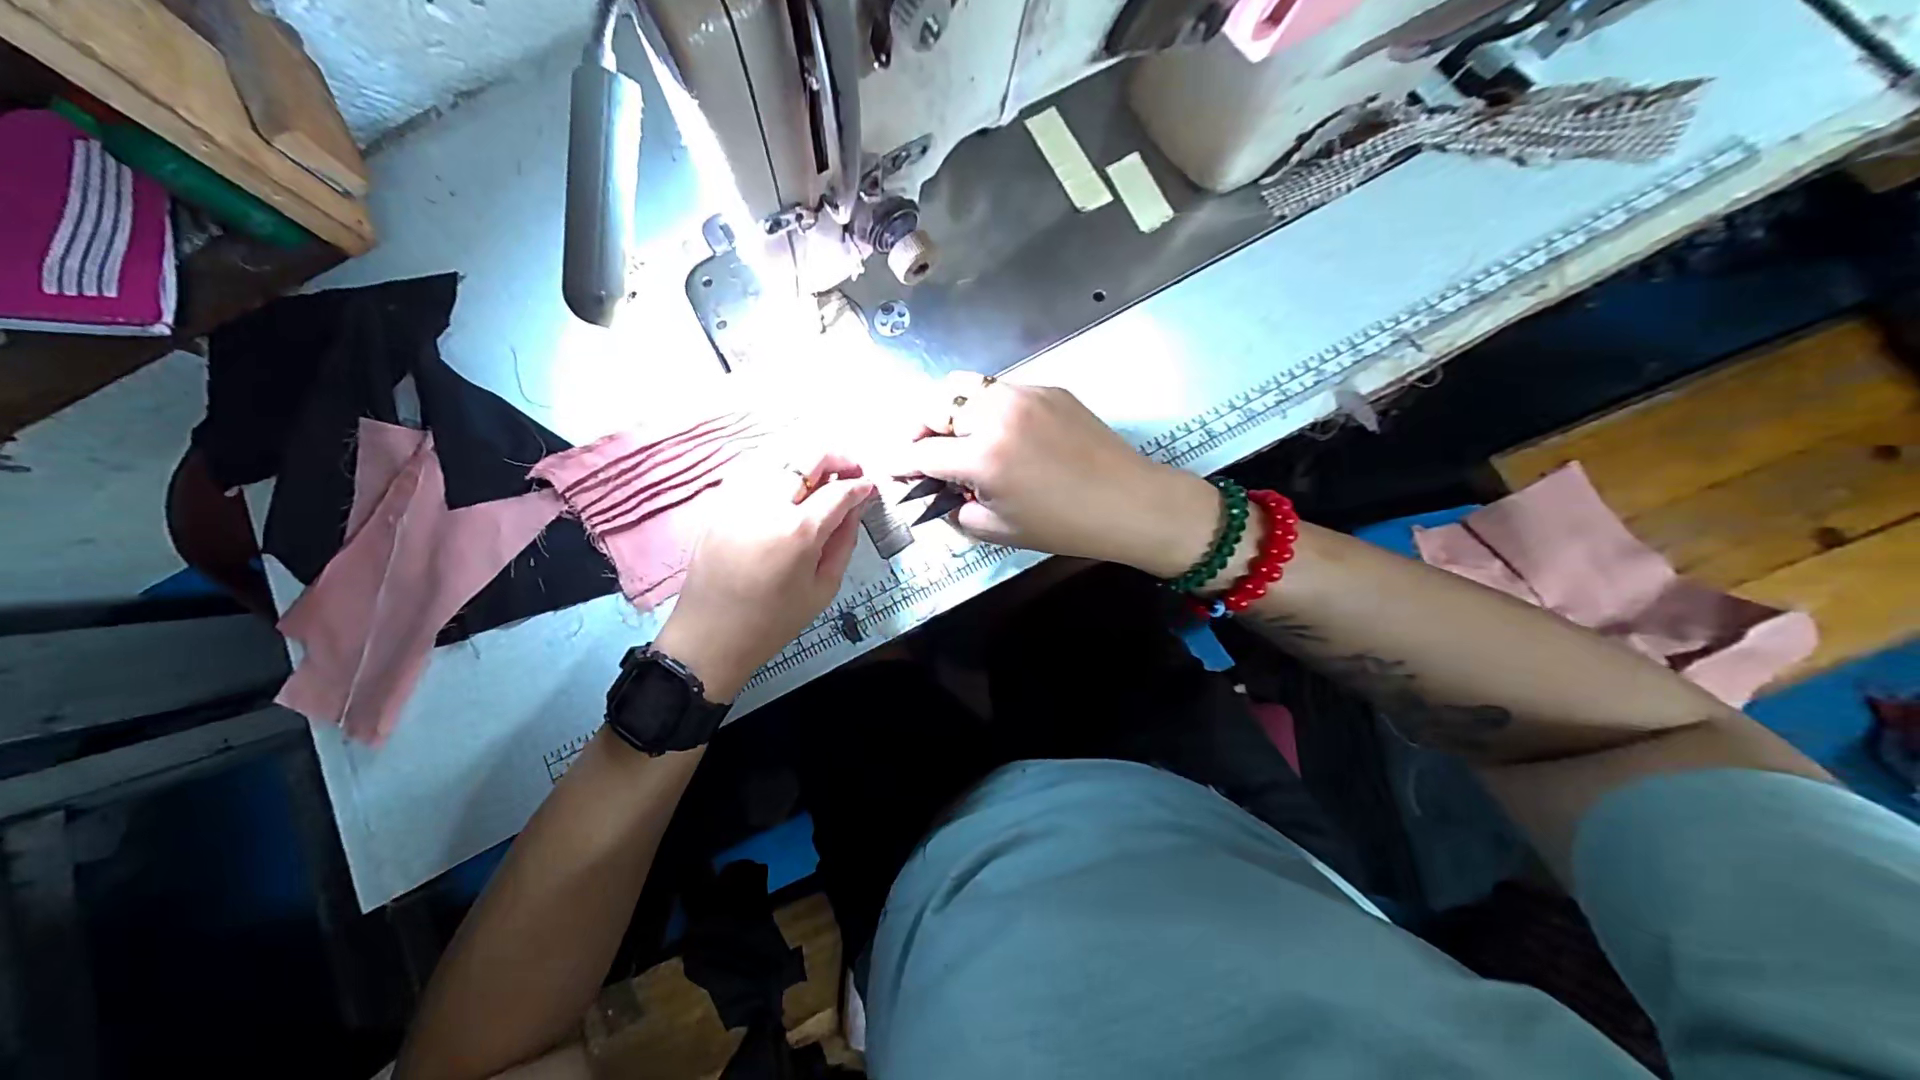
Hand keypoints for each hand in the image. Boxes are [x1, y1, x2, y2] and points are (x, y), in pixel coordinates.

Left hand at [650, 451, 874, 701]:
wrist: (710, 637)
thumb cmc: (773, 622)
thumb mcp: (823, 588)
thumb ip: (843, 541)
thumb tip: (855, 508)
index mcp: (798, 531)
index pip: (838, 490)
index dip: (860, 486)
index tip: (869, 488)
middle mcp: (767, 504)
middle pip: (807, 455)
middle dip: (836, 458)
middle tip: (850, 470)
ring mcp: (738, 499)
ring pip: (777, 453)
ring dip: (805, 456)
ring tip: (820, 472)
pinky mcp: (718, 503)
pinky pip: (752, 469)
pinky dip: (775, 465)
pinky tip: (787, 481)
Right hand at [892, 375, 1220, 577]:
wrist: (1129, 501)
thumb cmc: (1064, 526)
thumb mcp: (999, 531)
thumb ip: (956, 509)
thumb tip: (938, 491)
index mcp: (983, 457)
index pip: (923, 451)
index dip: (903, 462)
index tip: (896, 467)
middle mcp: (997, 415)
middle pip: (933, 404)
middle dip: (919, 427)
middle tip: (924, 450)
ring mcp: (1024, 395)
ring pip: (964, 385)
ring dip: (949, 410)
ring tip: (957, 435)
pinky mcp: (1047, 388)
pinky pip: (999, 389)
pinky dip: (985, 406)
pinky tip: (1000, 431)